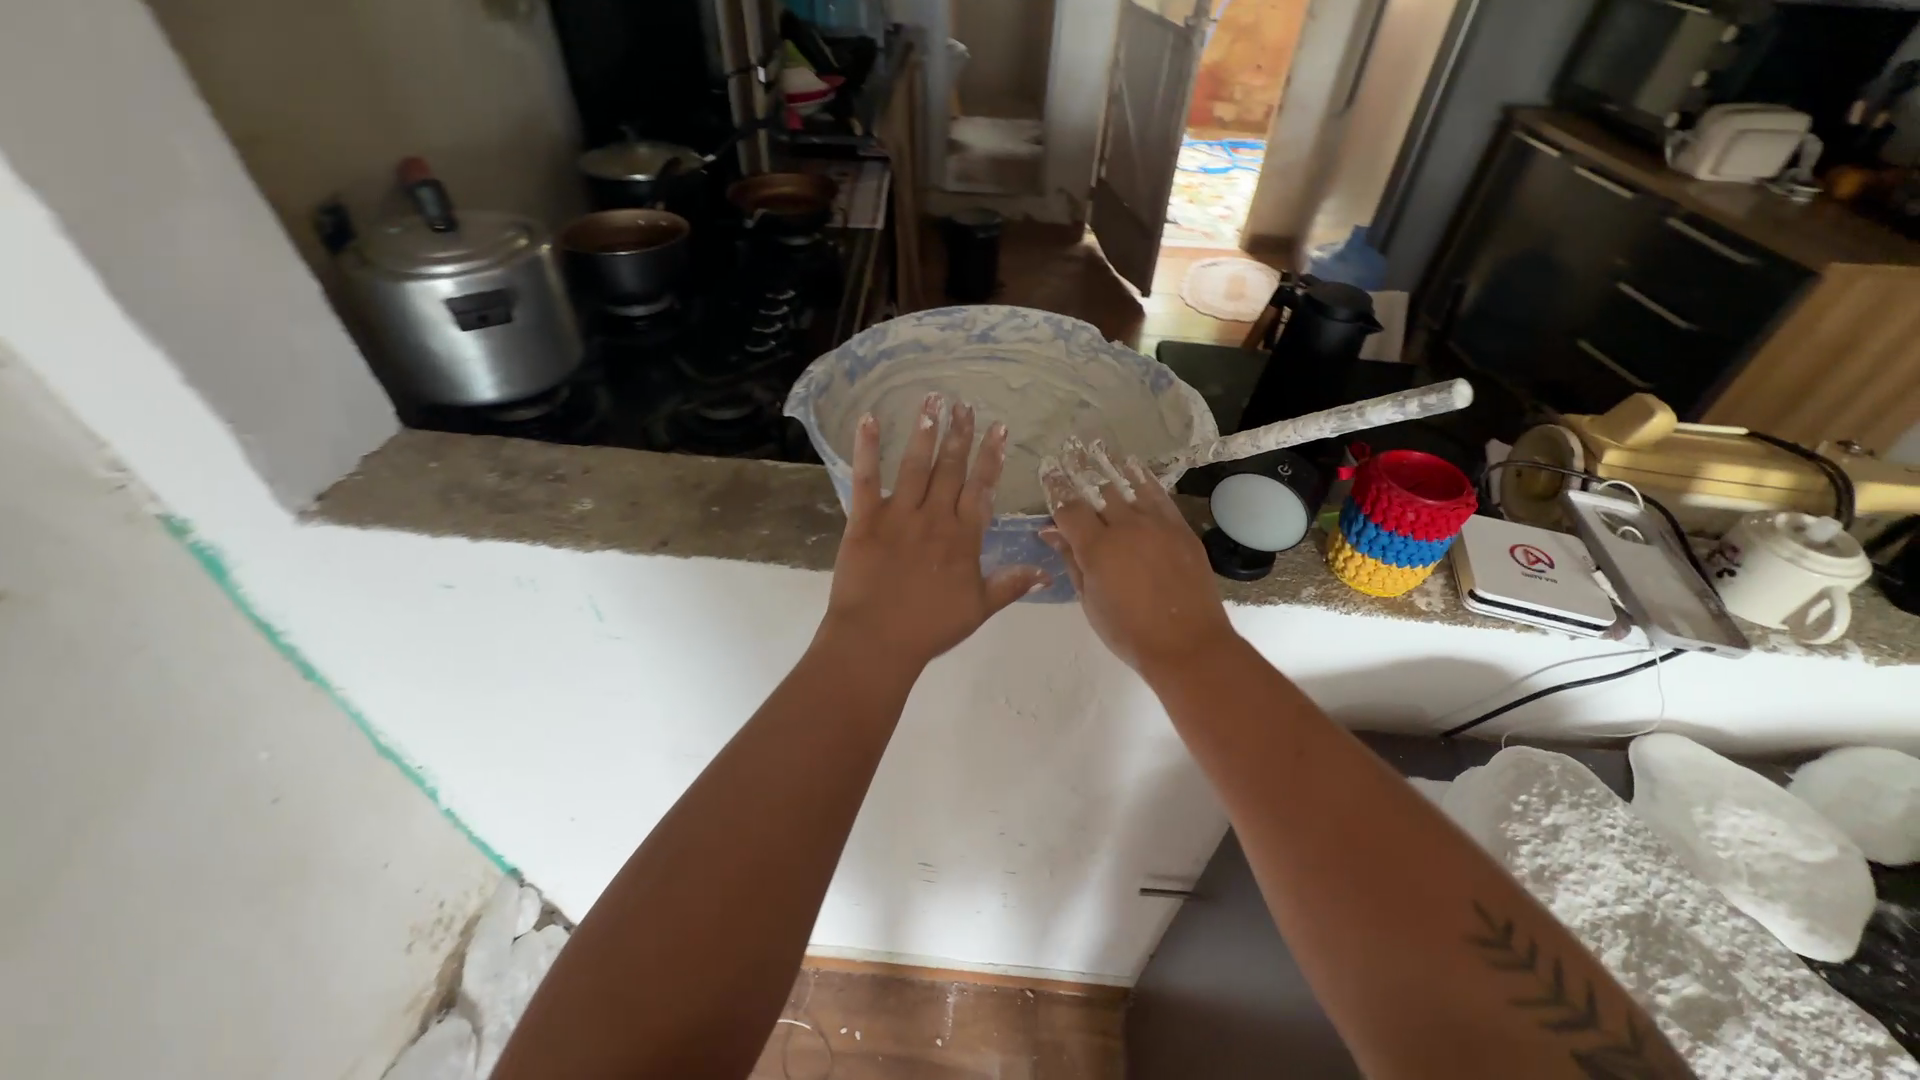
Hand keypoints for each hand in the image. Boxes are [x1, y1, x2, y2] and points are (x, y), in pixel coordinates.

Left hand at [820, 393, 1049, 669]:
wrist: (877, 640)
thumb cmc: (929, 628)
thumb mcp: (977, 609)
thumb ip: (1009, 585)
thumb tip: (1045, 571)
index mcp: (963, 537)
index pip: (981, 488)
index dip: (991, 457)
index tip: (999, 429)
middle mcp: (935, 518)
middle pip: (951, 469)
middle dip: (959, 434)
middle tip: (965, 405)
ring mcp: (899, 515)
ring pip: (916, 466)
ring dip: (925, 431)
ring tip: (932, 401)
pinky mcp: (865, 519)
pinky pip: (866, 478)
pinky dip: (867, 448)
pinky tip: (870, 419)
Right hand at [1039, 438, 1237, 679]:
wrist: (1187, 644)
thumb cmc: (1129, 632)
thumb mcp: (1090, 601)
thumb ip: (1072, 562)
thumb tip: (1052, 533)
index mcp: (1097, 548)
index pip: (1069, 508)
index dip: (1055, 488)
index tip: (1047, 469)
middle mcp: (1125, 527)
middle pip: (1097, 489)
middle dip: (1080, 468)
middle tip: (1068, 448)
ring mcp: (1156, 525)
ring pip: (1128, 486)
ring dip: (1110, 465)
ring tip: (1097, 446)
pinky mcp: (1180, 529)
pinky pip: (1158, 495)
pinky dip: (1144, 478)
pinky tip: (1134, 467)